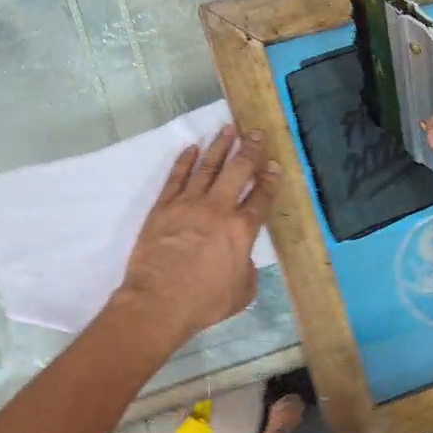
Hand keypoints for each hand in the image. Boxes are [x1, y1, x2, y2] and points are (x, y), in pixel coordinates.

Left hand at [113, 125, 279, 342]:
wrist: (158, 302)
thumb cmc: (204, 302)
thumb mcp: (243, 290)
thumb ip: (247, 267)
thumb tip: (241, 256)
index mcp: (242, 230)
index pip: (261, 197)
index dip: (270, 179)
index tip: (274, 165)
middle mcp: (218, 209)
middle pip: (237, 171)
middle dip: (249, 150)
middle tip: (255, 133)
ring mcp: (188, 205)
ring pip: (207, 167)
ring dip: (219, 146)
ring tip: (228, 129)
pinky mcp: (163, 207)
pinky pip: (176, 177)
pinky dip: (185, 161)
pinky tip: (192, 149)